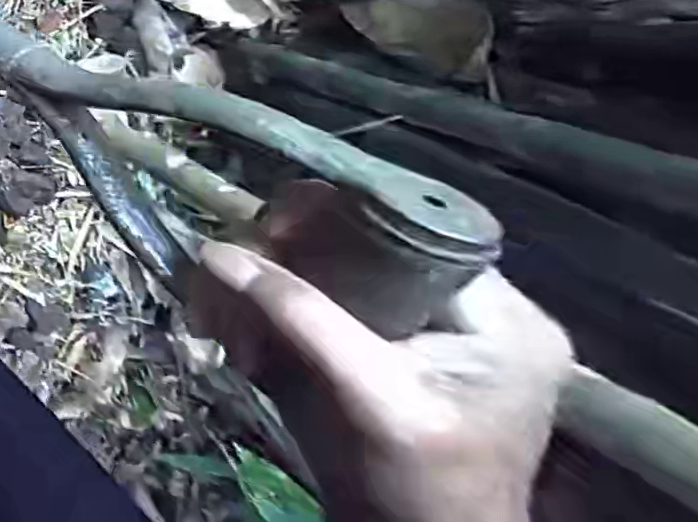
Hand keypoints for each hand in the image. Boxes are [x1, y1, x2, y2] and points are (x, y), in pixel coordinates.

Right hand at [194, 240, 570, 521]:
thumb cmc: (423, 483)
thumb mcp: (374, 399)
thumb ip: (303, 317)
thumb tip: (213, 250)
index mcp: (485, 306)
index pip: (394, 218)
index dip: (322, 215)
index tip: (265, 237)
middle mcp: (436, 290)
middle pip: (330, 229)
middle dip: (266, 256)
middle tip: (225, 290)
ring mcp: (384, 303)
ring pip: (289, 252)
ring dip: (241, 284)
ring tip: (219, 329)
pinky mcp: (342, 319)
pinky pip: (275, 281)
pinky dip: (240, 302)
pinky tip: (227, 336)